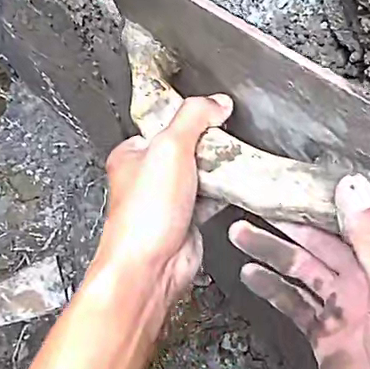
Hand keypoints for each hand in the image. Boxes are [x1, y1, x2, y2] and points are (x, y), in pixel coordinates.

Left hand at [93, 93, 233, 307]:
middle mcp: (150, 176)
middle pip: (188, 147)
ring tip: (233, 163)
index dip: (189, 116)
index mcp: (133, 154)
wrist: (152, 266)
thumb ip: (194, 118)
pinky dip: (225, 192)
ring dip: (219, 170)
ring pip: (203, 173)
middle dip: (209, 145)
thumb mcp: (170, 147)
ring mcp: (170, 199)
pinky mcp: (189, 218)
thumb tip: (216, 102)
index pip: (165, 123)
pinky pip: (213, 197)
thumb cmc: (144, 216)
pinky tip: (235, 187)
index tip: (212, 112)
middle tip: (225, 141)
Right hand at [230, 174, 369, 368]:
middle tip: (254, 203)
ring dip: (274, 253)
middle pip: (322, 244)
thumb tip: (356, 189)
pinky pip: (297, 307)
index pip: (354, 222)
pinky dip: (274, 289)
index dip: (321, 202)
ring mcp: (349, 315)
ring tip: (242, 233)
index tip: (290, 183)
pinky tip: (254, 275)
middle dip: (288, 224)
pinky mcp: (329, 343)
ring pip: (304, 273)